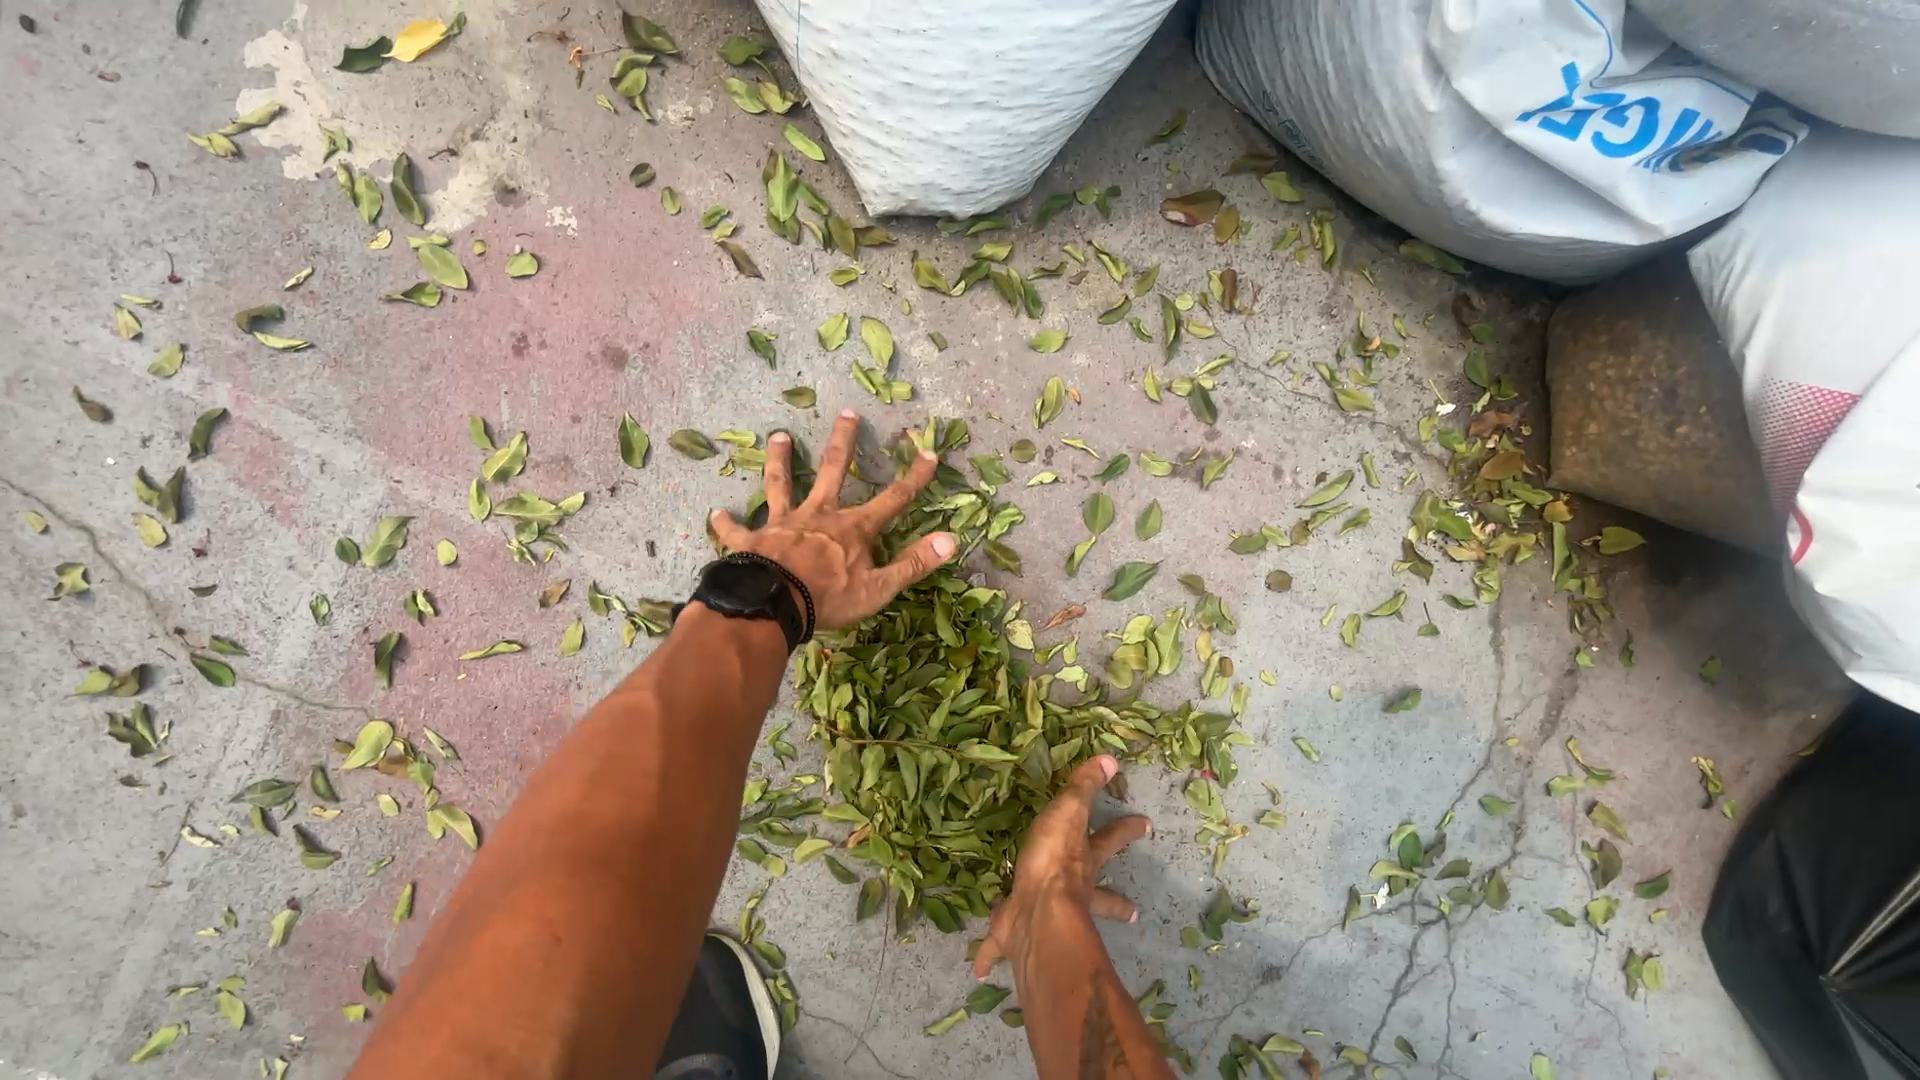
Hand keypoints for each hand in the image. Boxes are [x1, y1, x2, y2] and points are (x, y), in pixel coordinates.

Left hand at [709, 409, 957, 630]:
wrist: (775, 604)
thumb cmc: (830, 598)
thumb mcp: (880, 587)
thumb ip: (914, 563)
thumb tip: (952, 540)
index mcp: (853, 528)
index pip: (893, 499)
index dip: (913, 478)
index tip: (929, 452)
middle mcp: (819, 515)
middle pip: (833, 470)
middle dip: (843, 441)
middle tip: (847, 413)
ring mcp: (783, 524)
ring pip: (781, 484)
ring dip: (780, 460)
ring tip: (778, 436)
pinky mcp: (752, 541)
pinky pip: (736, 531)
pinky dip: (726, 524)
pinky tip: (715, 513)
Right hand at [972, 755, 1151, 978]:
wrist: (1036, 914)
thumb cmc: (1054, 859)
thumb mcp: (1069, 812)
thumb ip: (1083, 787)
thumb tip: (1112, 758)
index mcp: (1083, 861)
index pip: (1110, 838)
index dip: (1127, 829)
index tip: (1147, 825)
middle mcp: (1072, 892)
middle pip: (1100, 896)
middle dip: (1114, 903)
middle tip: (1131, 912)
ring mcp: (1042, 915)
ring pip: (1051, 923)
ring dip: (1049, 927)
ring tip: (1042, 936)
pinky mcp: (1013, 934)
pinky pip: (997, 945)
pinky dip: (987, 954)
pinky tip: (978, 968)